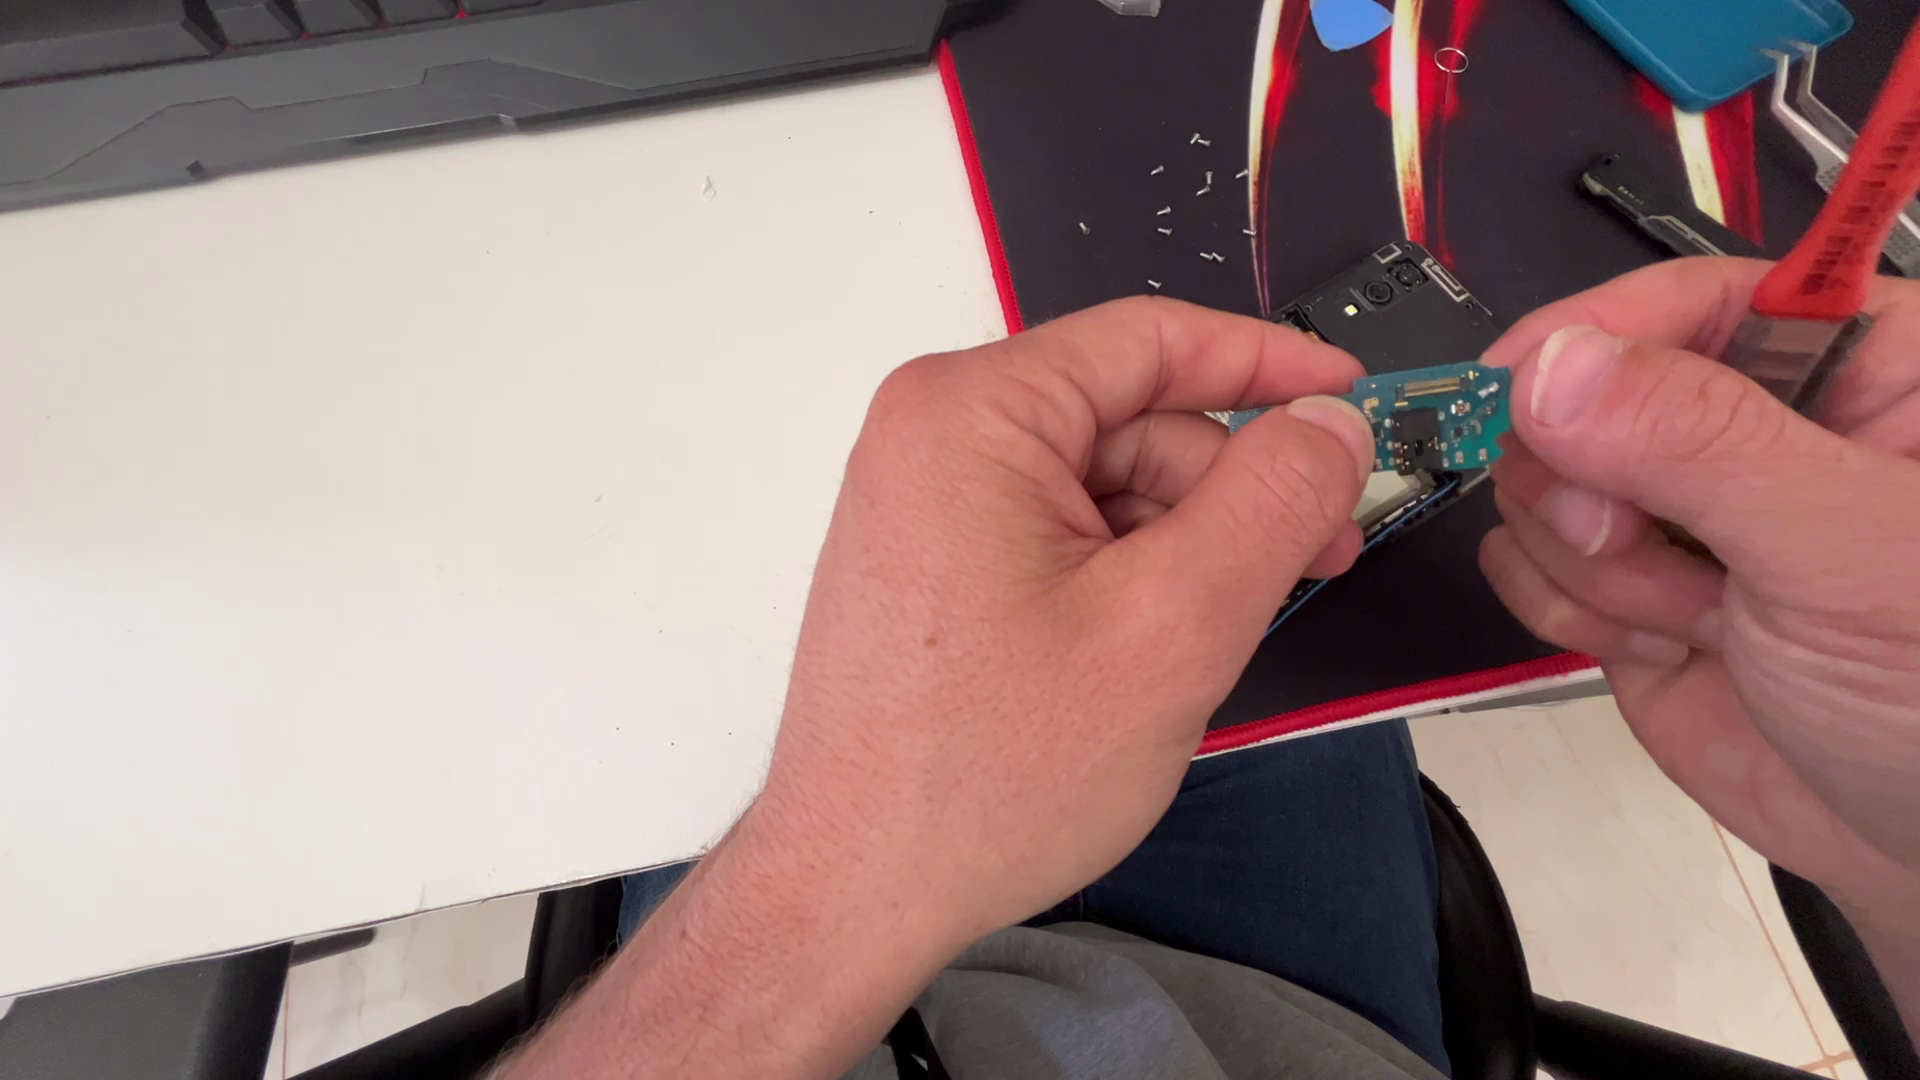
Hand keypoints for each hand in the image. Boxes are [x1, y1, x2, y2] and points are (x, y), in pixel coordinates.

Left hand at [502, 297, 1376, 1079]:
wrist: (855, 886)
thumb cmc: (992, 769)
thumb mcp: (1171, 626)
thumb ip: (1272, 502)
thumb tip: (1328, 424)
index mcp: (970, 412)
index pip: (1147, 341)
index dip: (1265, 363)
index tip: (1349, 399)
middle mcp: (931, 436)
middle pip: (1126, 422)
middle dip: (1222, 488)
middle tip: (1307, 562)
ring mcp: (923, 499)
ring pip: (1096, 485)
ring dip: (1173, 546)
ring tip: (1200, 638)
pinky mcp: (929, 557)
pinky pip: (1054, 532)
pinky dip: (1119, 574)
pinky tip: (1137, 647)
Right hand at [1478, 257, 1919, 915]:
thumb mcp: (1850, 555)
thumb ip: (1699, 447)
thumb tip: (1546, 366)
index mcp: (1850, 373)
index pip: (1678, 302)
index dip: (1580, 338)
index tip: (1500, 394)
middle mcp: (1736, 431)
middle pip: (1570, 404)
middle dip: (1585, 490)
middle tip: (1642, 545)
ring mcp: (1661, 511)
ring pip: (1531, 491)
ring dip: (1590, 568)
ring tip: (1695, 620)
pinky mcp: (1605, 580)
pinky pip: (1516, 562)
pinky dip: (1565, 611)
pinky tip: (1659, 644)